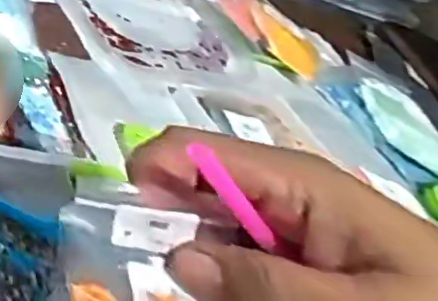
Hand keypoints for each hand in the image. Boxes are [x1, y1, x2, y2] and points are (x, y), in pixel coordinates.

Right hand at [127, 129, 437, 300]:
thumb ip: (269, 284)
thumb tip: (175, 259)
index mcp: (291, 178)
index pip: (190, 150)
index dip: (151, 175)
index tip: (134, 227)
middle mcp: (279, 191)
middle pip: (194, 191)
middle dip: (170, 228)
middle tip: (160, 278)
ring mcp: (291, 227)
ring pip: (214, 232)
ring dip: (200, 263)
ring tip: (194, 292)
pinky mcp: (303, 261)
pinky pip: (246, 260)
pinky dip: (228, 279)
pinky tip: (225, 293)